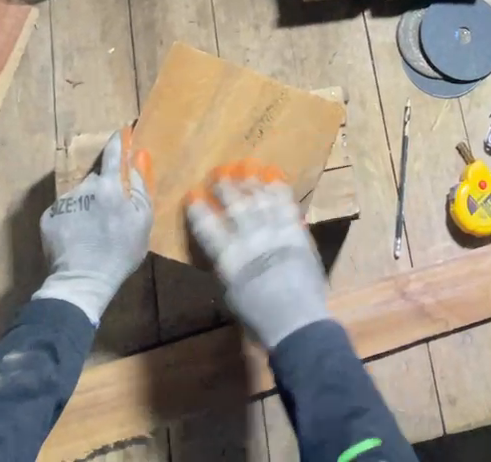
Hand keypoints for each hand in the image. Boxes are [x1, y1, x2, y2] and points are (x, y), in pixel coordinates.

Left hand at [32, 128, 152, 324]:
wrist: (82, 281)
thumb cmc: (119, 252)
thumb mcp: (143, 221)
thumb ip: (141, 189)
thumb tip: (136, 163)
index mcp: (109, 186)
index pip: (114, 154)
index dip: (119, 142)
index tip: (122, 132)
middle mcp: (84, 187)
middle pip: (97, 178)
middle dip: (104, 187)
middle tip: (110, 210)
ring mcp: (64, 201)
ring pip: (80, 194)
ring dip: (87, 203)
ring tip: (93, 228)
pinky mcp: (48, 217)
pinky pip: (65, 209)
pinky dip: (72, 217)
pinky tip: (77, 236)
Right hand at [186, 163, 329, 348]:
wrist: (296, 321)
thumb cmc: (260, 317)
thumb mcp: (232, 294)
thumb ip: (227, 267)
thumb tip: (223, 249)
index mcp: (228, 260)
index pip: (207, 228)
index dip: (199, 210)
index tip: (194, 195)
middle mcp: (248, 241)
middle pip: (234, 206)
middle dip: (225, 188)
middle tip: (220, 173)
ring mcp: (273, 233)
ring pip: (258, 200)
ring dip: (250, 183)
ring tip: (244, 170)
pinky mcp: (295, 231)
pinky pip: (285, 204)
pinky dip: (278, 189)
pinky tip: (273, 177)